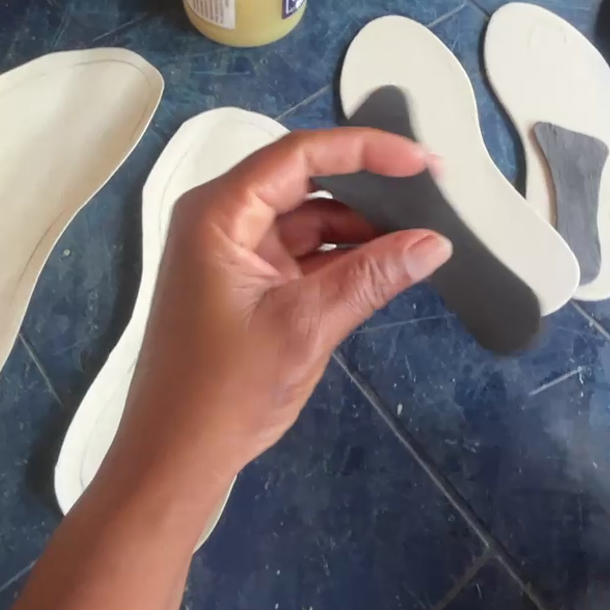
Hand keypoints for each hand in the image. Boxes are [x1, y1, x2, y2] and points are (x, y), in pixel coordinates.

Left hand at [107, 128, 453, 486]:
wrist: (174, 460)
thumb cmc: (226, 389)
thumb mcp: (306, 326)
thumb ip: (371, 277)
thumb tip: (435, 243)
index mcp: (219, 211)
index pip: (298, 155)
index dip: (364, 149)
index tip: (420, 160)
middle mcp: (223, 217)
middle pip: (302, 178)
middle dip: (365, 183)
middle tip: (426, 187)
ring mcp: (234, 248)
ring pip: (306, 215)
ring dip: (358, 224)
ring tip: (414, 230)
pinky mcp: (247, 278)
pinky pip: (301, 249)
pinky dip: (341, 254)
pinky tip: (383, 262)